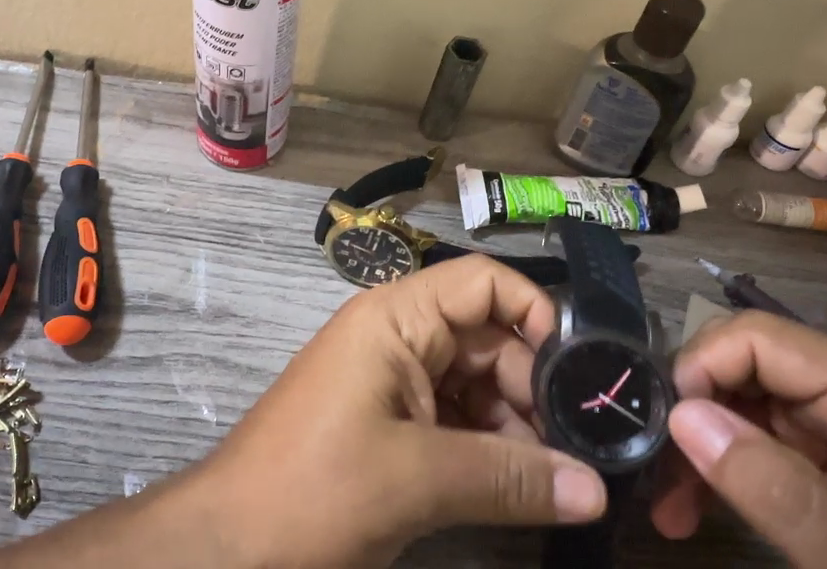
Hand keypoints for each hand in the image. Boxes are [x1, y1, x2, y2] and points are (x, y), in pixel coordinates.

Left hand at [200, 254, 608, 568]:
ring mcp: (395, 384)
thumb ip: (510, 478)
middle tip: (580, 447)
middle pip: (490, 338)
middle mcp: (399, 338)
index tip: (580, 373)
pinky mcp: (393, 428)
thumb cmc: (315, 488)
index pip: (481, 282)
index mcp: (395, 318)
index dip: (535, 313)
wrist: (228, 547)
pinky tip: (523, 489)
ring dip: (518, 428)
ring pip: (479, 385)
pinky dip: (492, 451)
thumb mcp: (416, 479)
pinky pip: (459, 423)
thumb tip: (598, 491)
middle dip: (535, 387)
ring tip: (559, 479)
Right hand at [650, 312, 826, 568]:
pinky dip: (718, 466)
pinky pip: (753, 435)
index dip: (701, 369)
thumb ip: (782, 495)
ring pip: (736, 398)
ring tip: (670, 510)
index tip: (666, 434)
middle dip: (691, 412)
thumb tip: (684, 416)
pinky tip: (694, 508)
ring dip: (696, 446)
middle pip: (741, 362)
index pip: (759, 338)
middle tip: (656, 481)